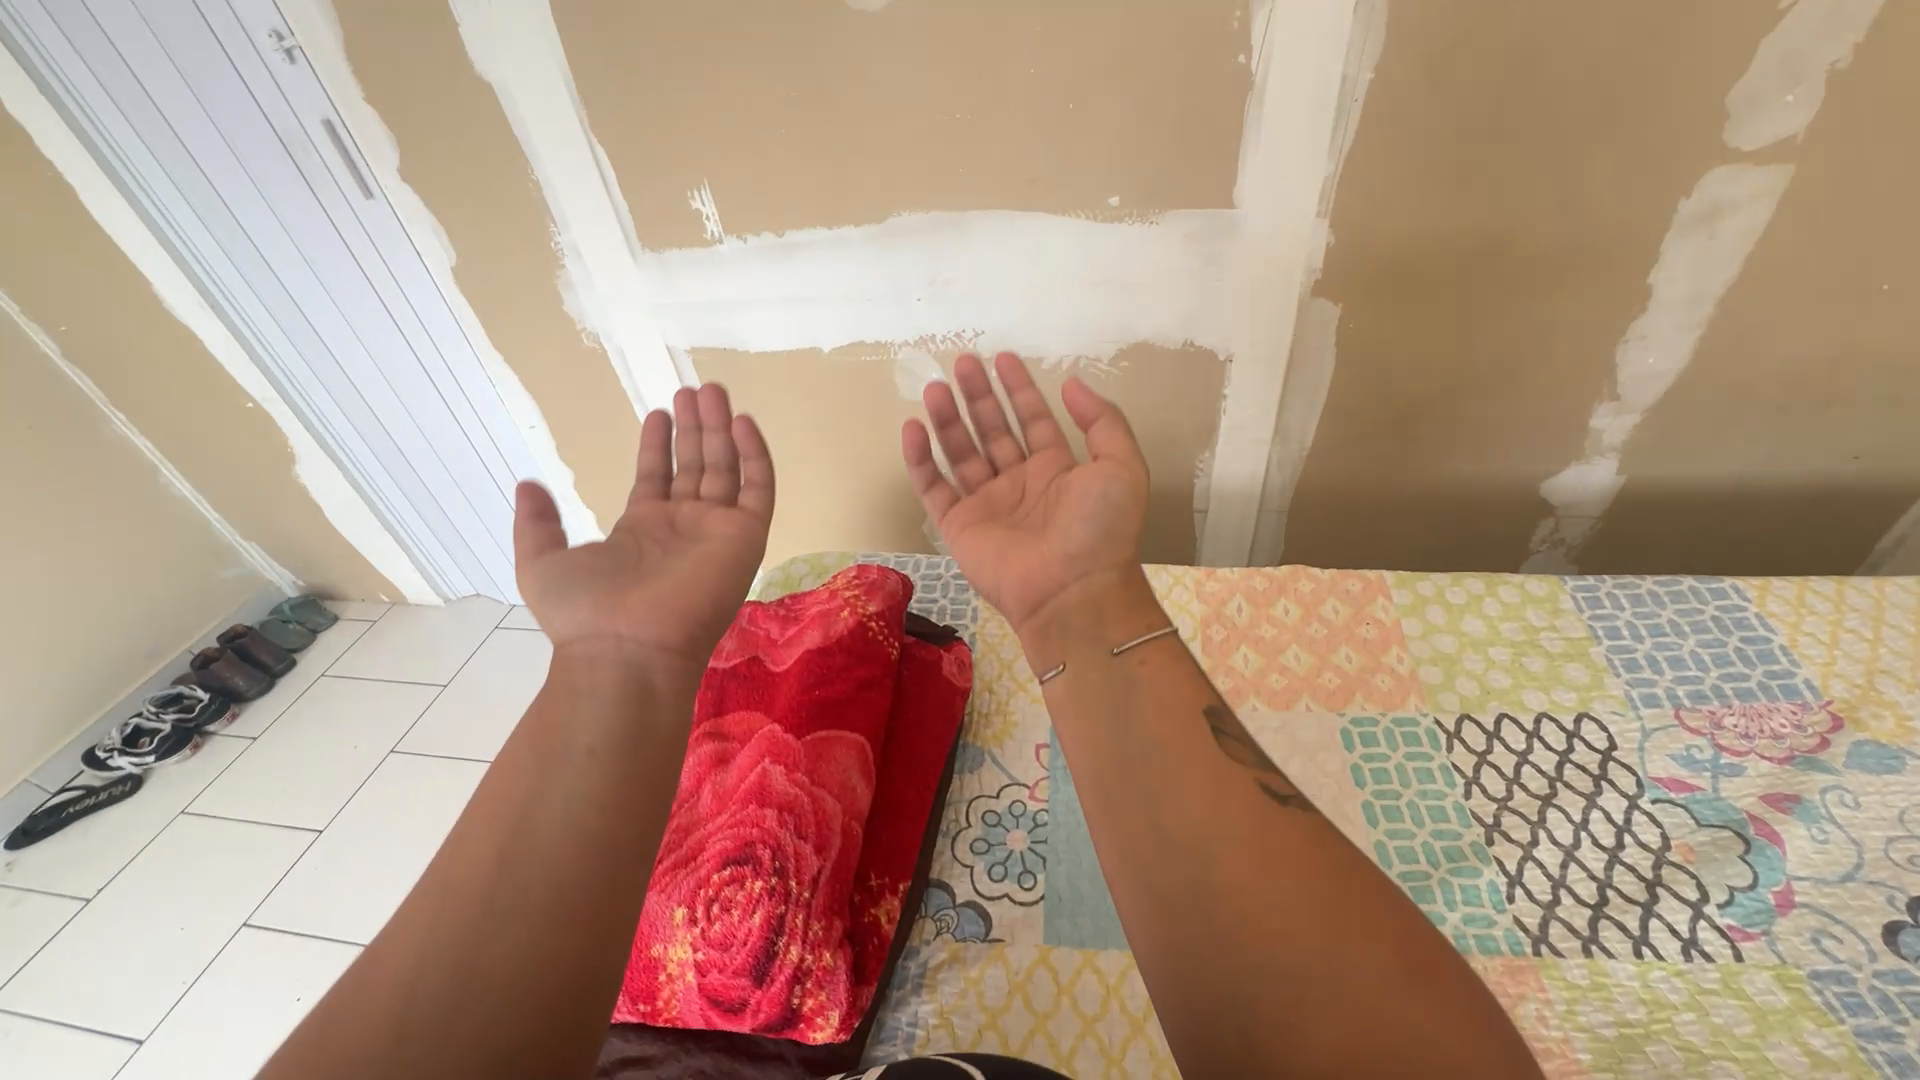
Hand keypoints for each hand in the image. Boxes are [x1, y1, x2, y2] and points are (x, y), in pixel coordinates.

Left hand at [515, 384, 773, 671]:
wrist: (628, 649)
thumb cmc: (586, 611)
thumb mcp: (542, 561)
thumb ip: (539, 522)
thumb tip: (527, 484)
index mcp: (643, 528)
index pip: (658, 476)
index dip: (658, 444)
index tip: (659, 412)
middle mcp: (684, 525)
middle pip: (696, 465)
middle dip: (696, 427)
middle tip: (696, 388)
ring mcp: (718, 529)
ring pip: (727, 468)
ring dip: (721, 429)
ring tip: (713, 390)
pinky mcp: (746, 536)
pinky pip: (758, 488)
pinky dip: (754, 455)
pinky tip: (741, 423)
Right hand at [902, 352, 1148, 634]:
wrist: (1072, 590)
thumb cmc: (1100, 528)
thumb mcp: (1122, 465)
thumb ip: (1102, 420)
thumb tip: (1071, 383)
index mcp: (1057, 470)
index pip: (1033, 420)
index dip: (1019, 389)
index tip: (1002, 358)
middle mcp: (1020, 483)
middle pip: (993, 430)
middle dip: (979, 396)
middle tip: (963, 362)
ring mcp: (987, 505)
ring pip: (961, 453)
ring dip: (948, 419)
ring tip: (936, 387)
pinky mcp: (958, 526)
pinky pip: (933, 487)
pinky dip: (920, 459)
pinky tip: (913, 428)